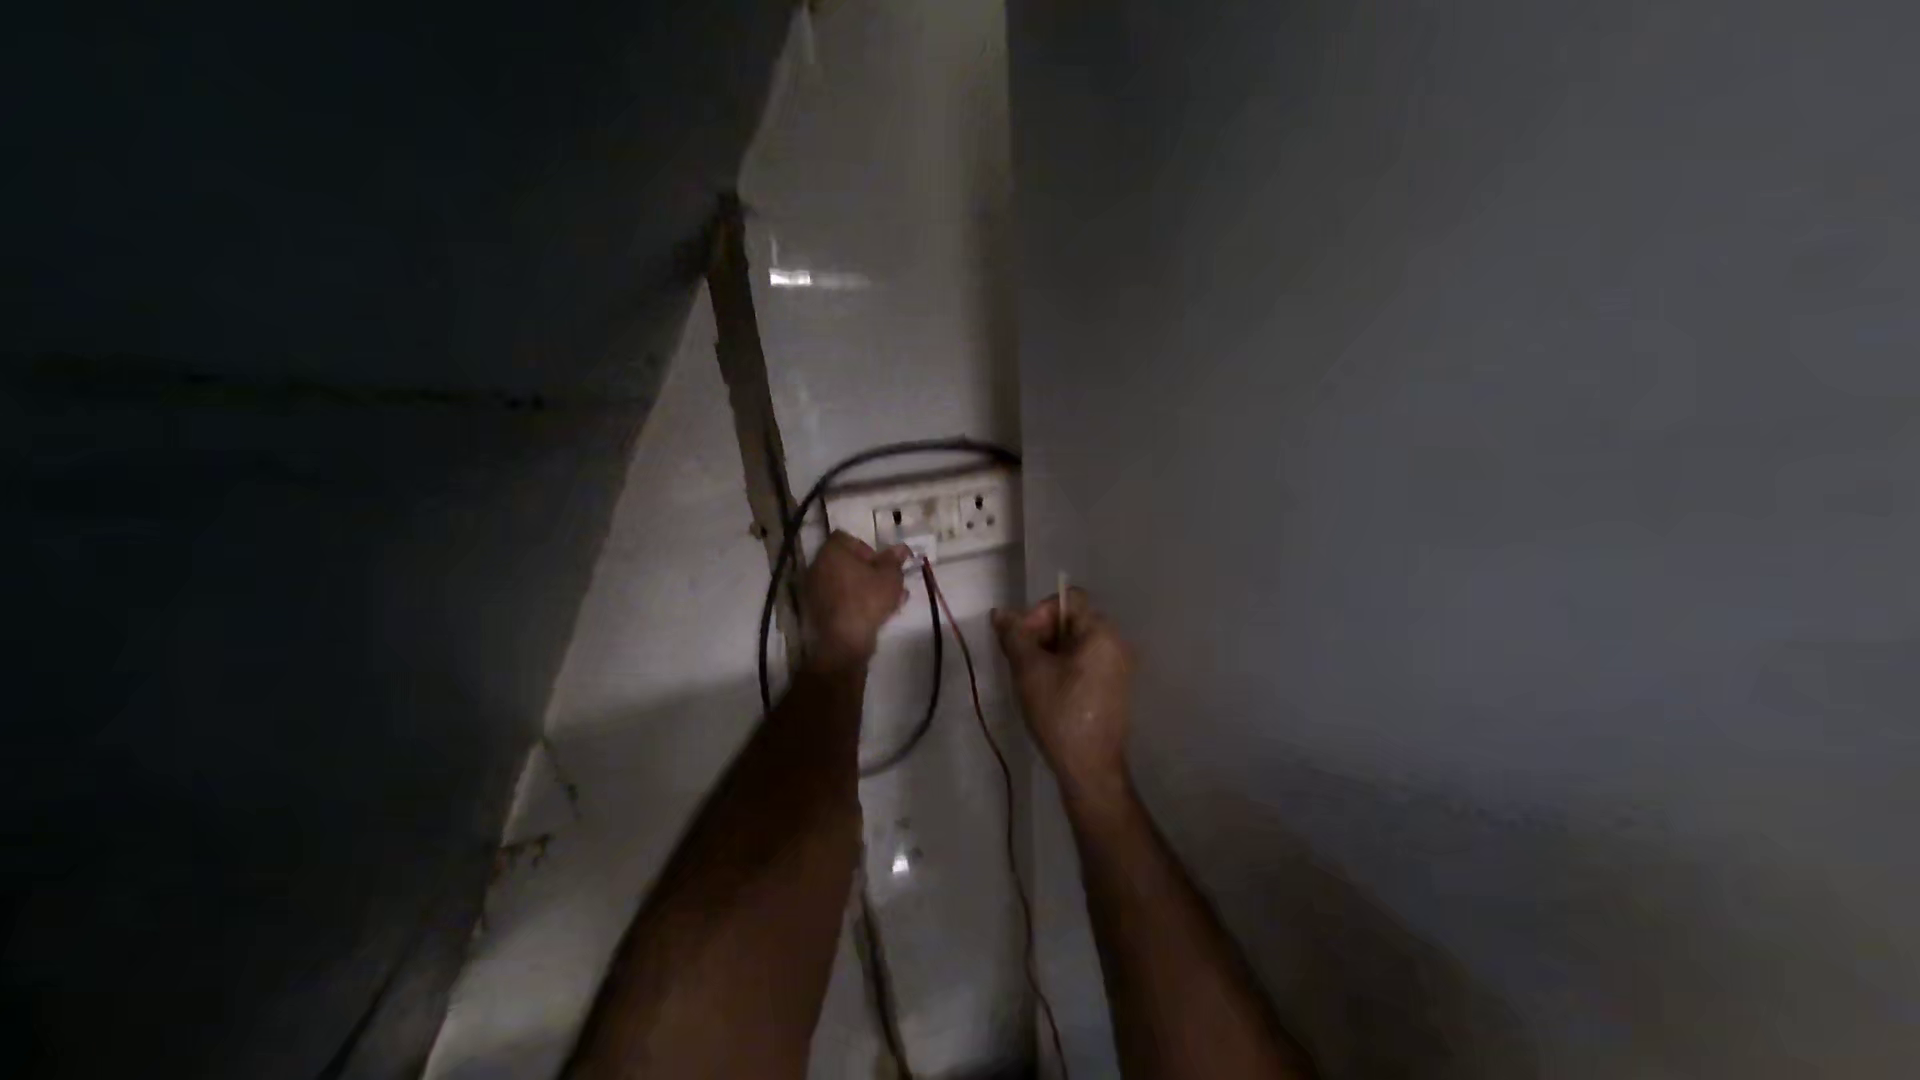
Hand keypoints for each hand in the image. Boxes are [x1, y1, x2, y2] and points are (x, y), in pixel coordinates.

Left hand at [802, 531, 909, 672]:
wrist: (844, 640)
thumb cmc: (868, 599)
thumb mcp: (890, 576)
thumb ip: (895, 560)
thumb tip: (901, 548)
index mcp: (831, 551)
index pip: (847, 539)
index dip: (867, 549)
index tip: (881, 564)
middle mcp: (817, 566)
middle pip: (846, 562)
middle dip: (869, 571)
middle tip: (887, 583)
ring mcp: (813, 590)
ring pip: (845, 583)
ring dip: (865, 588)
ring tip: (889, 602)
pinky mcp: (815, 610)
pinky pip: (839, 599)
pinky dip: (854, 602)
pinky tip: (875, 615)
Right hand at [992, 587, 1133, 794]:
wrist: (1090, 768)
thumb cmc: (1060, 713)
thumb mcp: (1029, 671)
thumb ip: (1014, 636)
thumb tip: (1000, 613)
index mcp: (1101, 633)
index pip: (1068, 599)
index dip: (1039, 612)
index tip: (1022, 641)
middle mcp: (1116, 643)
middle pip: (1071, 619)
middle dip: (1040, 633)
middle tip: (1020, 660)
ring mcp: (1117, 666)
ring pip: (1074, 642)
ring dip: (1048, 651)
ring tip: (1029, 677)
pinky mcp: (1112, 686)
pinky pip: (1083, 661)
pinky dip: (1061, 666)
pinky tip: (1045, 689)